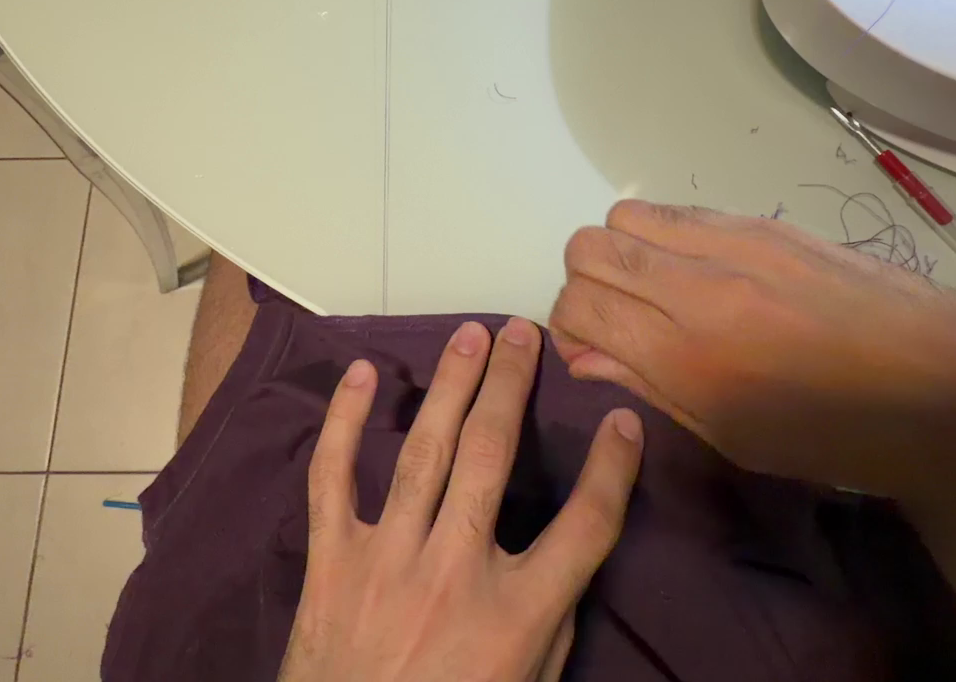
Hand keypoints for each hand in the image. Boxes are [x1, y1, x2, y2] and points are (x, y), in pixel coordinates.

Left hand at [278, 317, 643, 681]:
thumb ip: (549, 623)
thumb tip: (559, 549)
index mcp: (515, 615)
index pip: (585, 526)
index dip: (613, 468)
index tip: (624, 419)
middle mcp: (455, 572)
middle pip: (494, 456)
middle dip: (512, 386)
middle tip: (522, 332)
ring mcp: (388, 558)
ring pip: (425, 450)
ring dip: (452, 384)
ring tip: (470, 335)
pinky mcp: (332, 557)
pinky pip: (333, 475)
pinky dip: (344, 421)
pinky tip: (360, 372)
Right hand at [548, 200, 955, 501]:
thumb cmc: (843, 439)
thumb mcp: (734, 437)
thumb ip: (648, 386)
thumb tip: (584, 356)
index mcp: (688, 354)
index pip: (577, 306)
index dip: (567, 329)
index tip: (592, 352)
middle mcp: (696, 285)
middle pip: (586, 247)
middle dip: (584, 285)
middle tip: (619, 319)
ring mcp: (729, 242)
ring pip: (622, 216)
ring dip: (619, 251)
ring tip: (656, 289)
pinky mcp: (761, 221)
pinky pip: (677, 211)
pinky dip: (663, 237)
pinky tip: (699, 272)